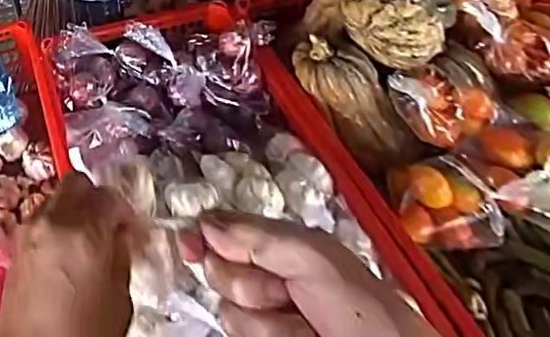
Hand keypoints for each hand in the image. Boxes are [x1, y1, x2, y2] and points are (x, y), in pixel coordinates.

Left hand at [0, 173, 137, 336]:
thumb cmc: (82, 334)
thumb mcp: (118, 300)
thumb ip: (121, 256)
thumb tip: (122, 234)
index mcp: (86, 233)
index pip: (110, 197)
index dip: (124, 211)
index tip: (132, 228)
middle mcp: (55, 220)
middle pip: (78, 183)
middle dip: (96, 198)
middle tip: (109, 223)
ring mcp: (31, 226)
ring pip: (58, 196)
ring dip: (74, 208)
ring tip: (87, 238)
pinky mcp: (16, 239)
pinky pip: (41, 215)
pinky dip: (56, 221)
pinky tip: (65, 249)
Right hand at [184, 211, 438, 336]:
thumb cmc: (362, 310)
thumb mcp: (313, 259)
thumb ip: (259, 238)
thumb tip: (204, 225)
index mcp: (279, 246)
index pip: (224, 230)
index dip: (202, 235)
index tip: (187, 245)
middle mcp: (269, 278)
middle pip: (220, 272)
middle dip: (246, 285)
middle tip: (284, 296)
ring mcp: (270, 320)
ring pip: (230, 314)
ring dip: (264, 324)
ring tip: (304, 330)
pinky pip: (240, 336)